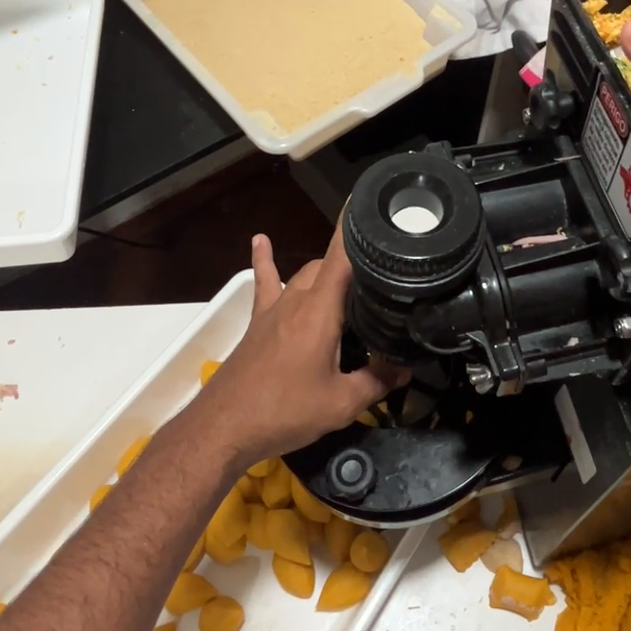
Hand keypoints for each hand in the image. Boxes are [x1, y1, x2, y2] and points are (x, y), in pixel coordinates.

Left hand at [195, 229, 401, 463]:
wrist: (224, 427)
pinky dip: (266, 260)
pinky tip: (262, 241)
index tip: (374, 204)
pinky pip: (265, 282)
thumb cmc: (285, 411)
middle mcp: (297, 299)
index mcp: (320, 310)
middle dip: (354, 264)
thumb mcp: (341, 403)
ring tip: (350, 279)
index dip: (358, 228)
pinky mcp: (258, 321)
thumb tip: (405, 369)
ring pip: (304, 274)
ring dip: (326, 272)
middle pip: (328, 265)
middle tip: (381, 277)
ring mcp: (274, 308)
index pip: (343, 257)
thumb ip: (377, 382)